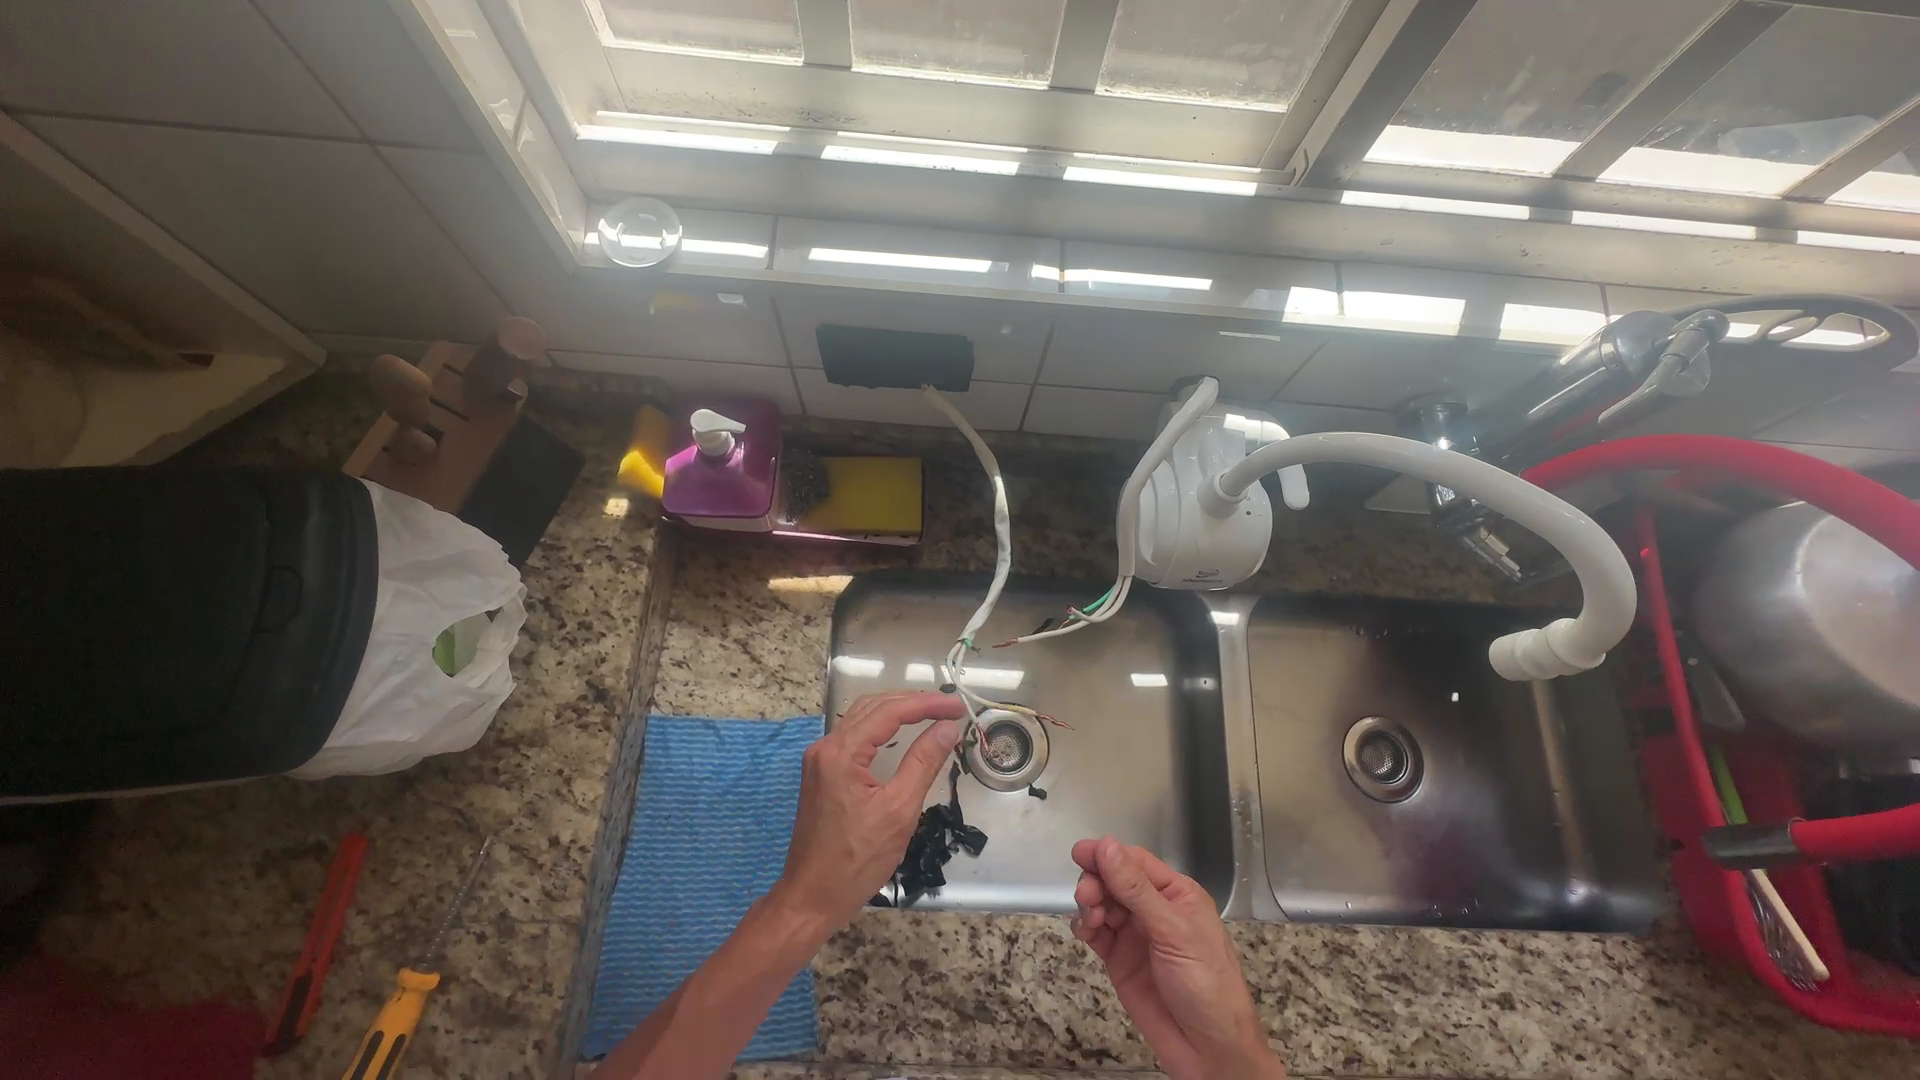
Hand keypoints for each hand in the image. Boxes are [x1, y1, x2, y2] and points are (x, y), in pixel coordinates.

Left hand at [773, 692, 965, 931]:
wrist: (811, 898)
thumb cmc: (857, 860)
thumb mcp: (899, 811)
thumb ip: (923, 763)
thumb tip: (947, 729)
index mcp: (841, 753)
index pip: (889, 711)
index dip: (927, 704)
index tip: (958, 707)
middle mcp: (825, 748)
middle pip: (873, 707)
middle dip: (913, 702)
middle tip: (949, 708)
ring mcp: (820, 760)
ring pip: (862, 719)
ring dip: (897, 711)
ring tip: (932, 714)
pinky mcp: (821, 774)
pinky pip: (854, 737)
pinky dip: (881, 728)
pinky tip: (900, 733)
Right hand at [1070, 837, 1283, 1079]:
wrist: (1210, 1052)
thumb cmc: (1206, 984)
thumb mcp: (1173, 931)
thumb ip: (1136, 889)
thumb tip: (1107, 845)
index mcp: (1176, 894)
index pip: (1135, 862)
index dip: (1108, 854)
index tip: (1081, 854)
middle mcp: (1153, 909)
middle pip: (1114, 880)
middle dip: (1096, 882)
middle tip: (1087, 897)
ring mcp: (1135, 934)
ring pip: (1102, 904)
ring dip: (1090, 904)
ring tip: (1090, 920)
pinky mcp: (1119, 959)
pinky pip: (1096, 932)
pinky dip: (1085, 927)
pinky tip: (1084, 931)